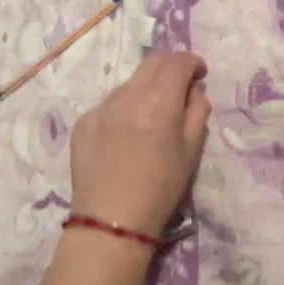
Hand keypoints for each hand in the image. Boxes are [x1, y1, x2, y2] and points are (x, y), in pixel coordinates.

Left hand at [69, 52, 211, 237]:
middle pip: (152, 63)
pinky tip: (126, 136)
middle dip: (170, 67)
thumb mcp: (191, 152)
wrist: (111, 222)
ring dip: (145, 89)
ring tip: (151, 116)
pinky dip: (124, 109)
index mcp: (159, 101)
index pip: (178, 62)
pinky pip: (109, 105)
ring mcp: (101, 107)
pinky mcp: (83, 122)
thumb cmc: (160, 190)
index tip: (200, 74)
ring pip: (129, 84)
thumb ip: (197, 112)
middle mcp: (128, 95)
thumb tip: (194, 91)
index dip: (193, 62)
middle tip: (180, 85)